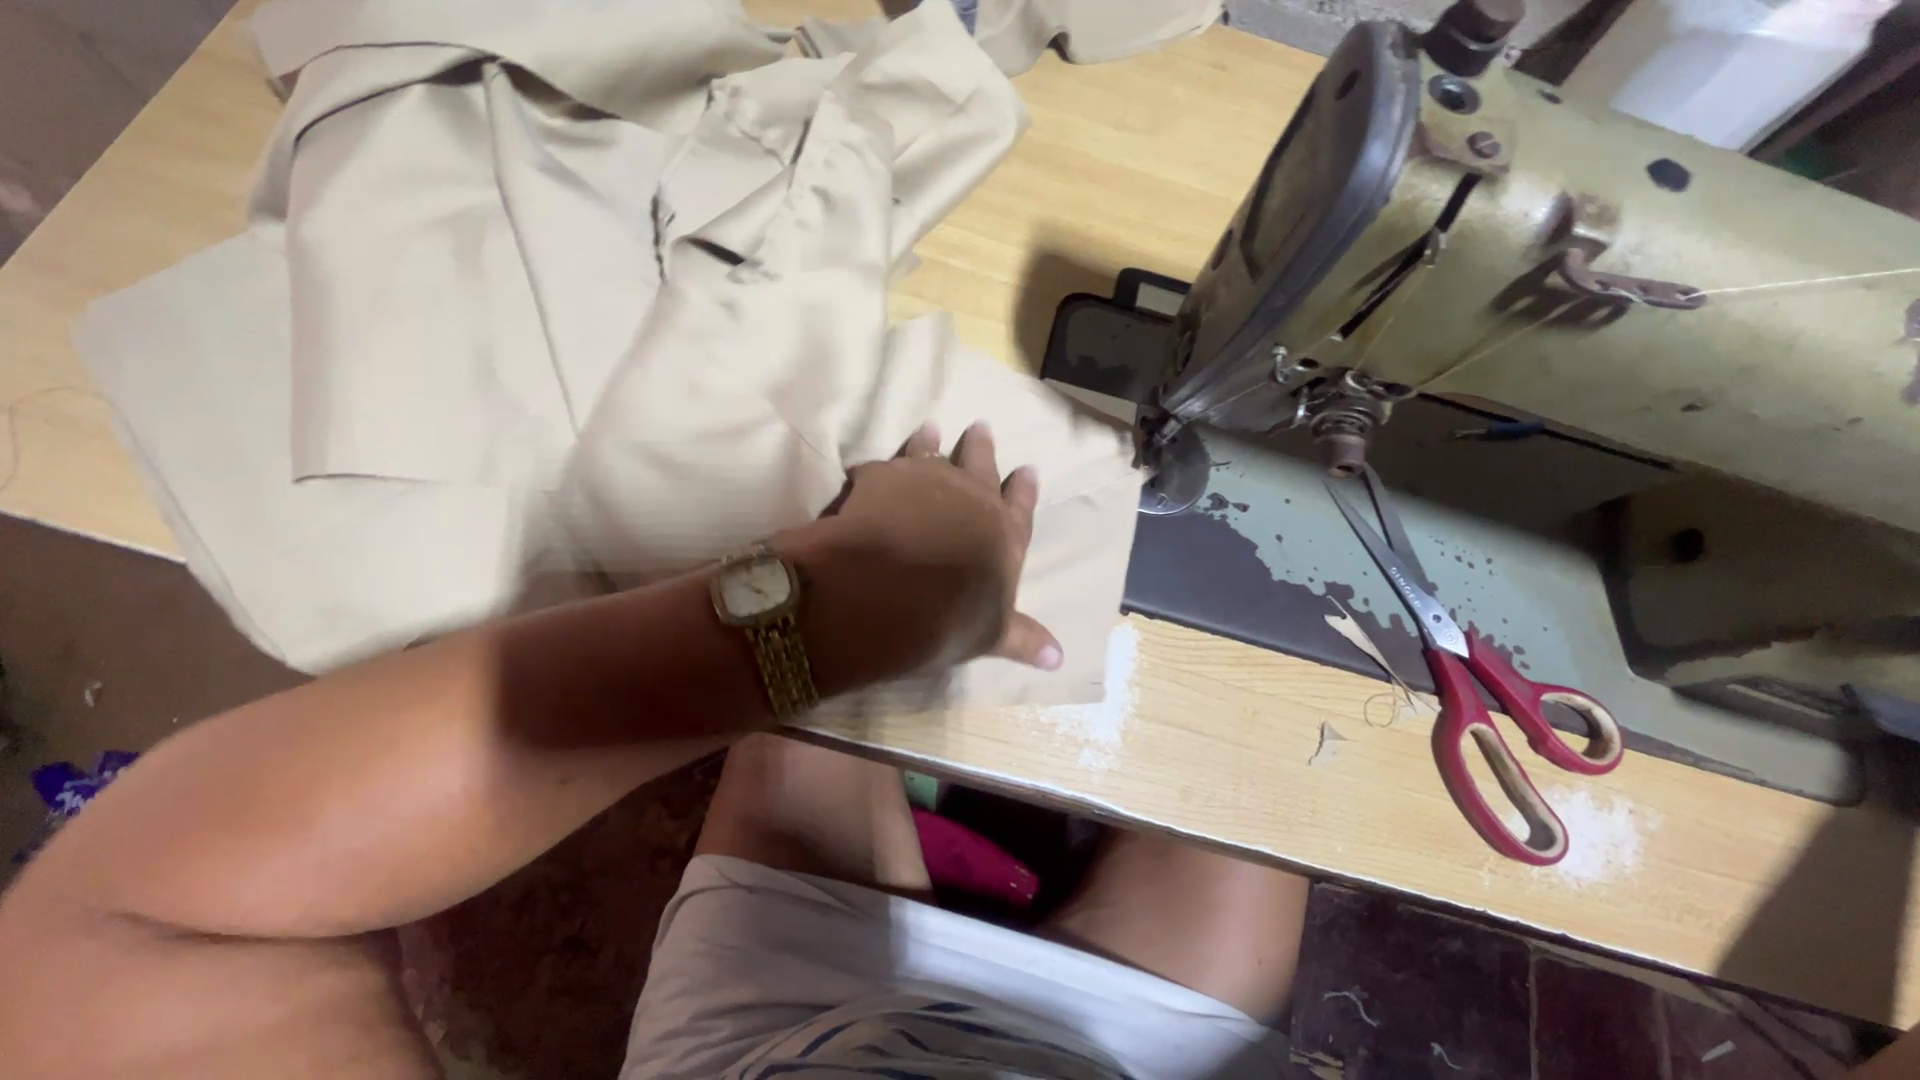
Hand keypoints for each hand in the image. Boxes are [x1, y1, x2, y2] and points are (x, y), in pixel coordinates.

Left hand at [777, 422, 1061, 689]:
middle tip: (981, 427)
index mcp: (1003, 535)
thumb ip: (1023, 639)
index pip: (1020, 509)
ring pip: (931, 454)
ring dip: (930, 441)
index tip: (1029, 468)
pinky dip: (876, 468)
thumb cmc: (950, 619)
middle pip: (979, 466)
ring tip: (930, 427)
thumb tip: (1060, 659)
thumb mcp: (991, 636)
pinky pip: (879, 467)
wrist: (888, 593)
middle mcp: (970, 499)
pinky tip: (866, 469)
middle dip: (982, 448)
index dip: (1024, 490)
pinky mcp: (880, 478)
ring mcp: (925, 482)